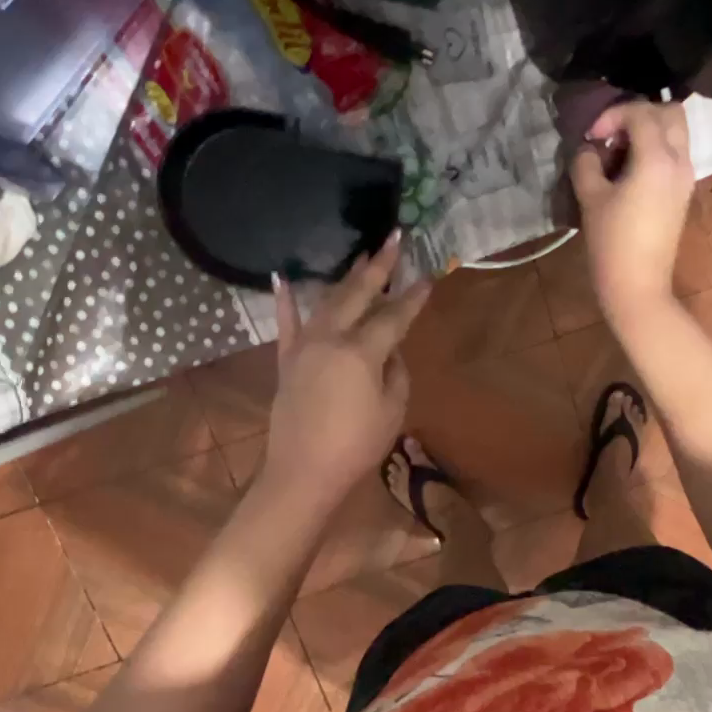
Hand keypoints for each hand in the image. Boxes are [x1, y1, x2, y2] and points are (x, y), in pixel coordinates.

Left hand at [260, 232, 430, 505]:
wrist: (303, 472)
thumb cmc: (356, 446)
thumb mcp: (392, 412)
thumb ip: (396, 375)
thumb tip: (390, 353)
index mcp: (362, 351)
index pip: (395, 317)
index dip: (413, 298)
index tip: (428, 277)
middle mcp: (331, 338)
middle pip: (358, 295)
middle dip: (378, 266)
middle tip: (392, 239)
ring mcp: (304, 346)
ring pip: (326, 301)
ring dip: (345, 277)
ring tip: (360, 256)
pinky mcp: (285, 360)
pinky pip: (286, 323)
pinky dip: (285, 299)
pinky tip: (282, 277)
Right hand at [570, 101, 695, 322]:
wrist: (638, 287)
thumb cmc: (612, 244)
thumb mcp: (590, 200)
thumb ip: (586, 164)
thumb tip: (589, 149)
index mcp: (657, 158)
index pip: (640, 113)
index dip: (612, 115)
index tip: (591, 136)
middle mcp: (679, 161)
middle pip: (669, 112)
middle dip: (639, 114)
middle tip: (612, 135)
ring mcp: (685, 178)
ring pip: (676, 133)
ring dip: (649, 132)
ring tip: (620, 155)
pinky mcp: (683, 194)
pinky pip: (675, 155)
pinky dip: (656, 151)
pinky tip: (630, 173)